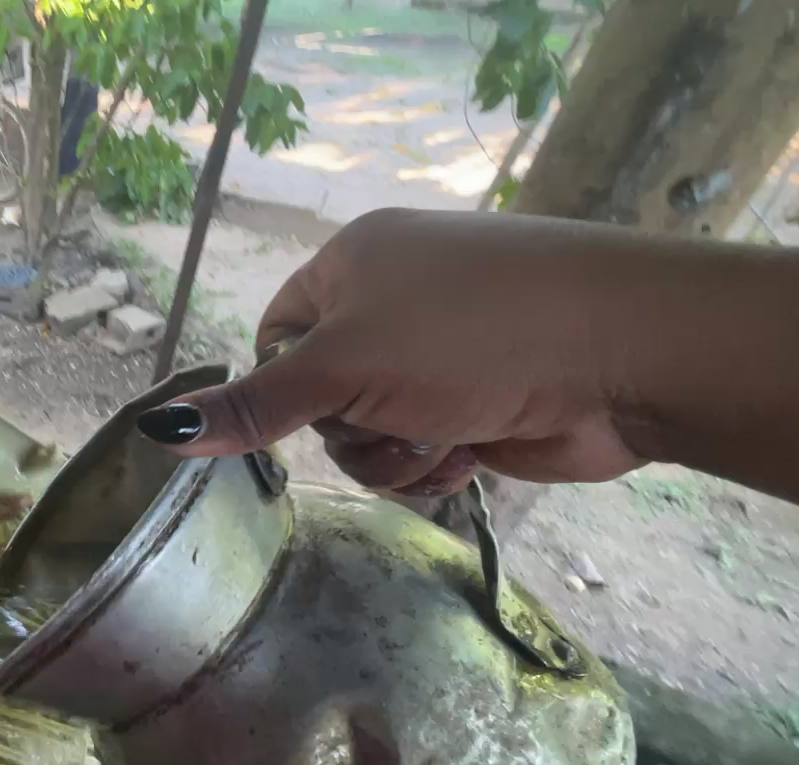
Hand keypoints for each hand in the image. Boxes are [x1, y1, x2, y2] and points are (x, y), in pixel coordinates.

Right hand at [136, 209, 659, 496]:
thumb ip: (249, 406)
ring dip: (387, 454)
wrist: (641, 356)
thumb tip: (157, 431)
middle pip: (313, 398)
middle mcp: (389, 304)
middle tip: (386, 419)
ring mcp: (434, 356)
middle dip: (345, 429)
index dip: (279, 384)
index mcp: (352, 266)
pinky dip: (427, 464)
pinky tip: (466, 452)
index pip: (272, 338)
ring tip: (438, 438)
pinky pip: (409, 451)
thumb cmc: (473, 336)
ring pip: (359, 435)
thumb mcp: (341, 368)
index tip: (309, 404)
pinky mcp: (471, 401)